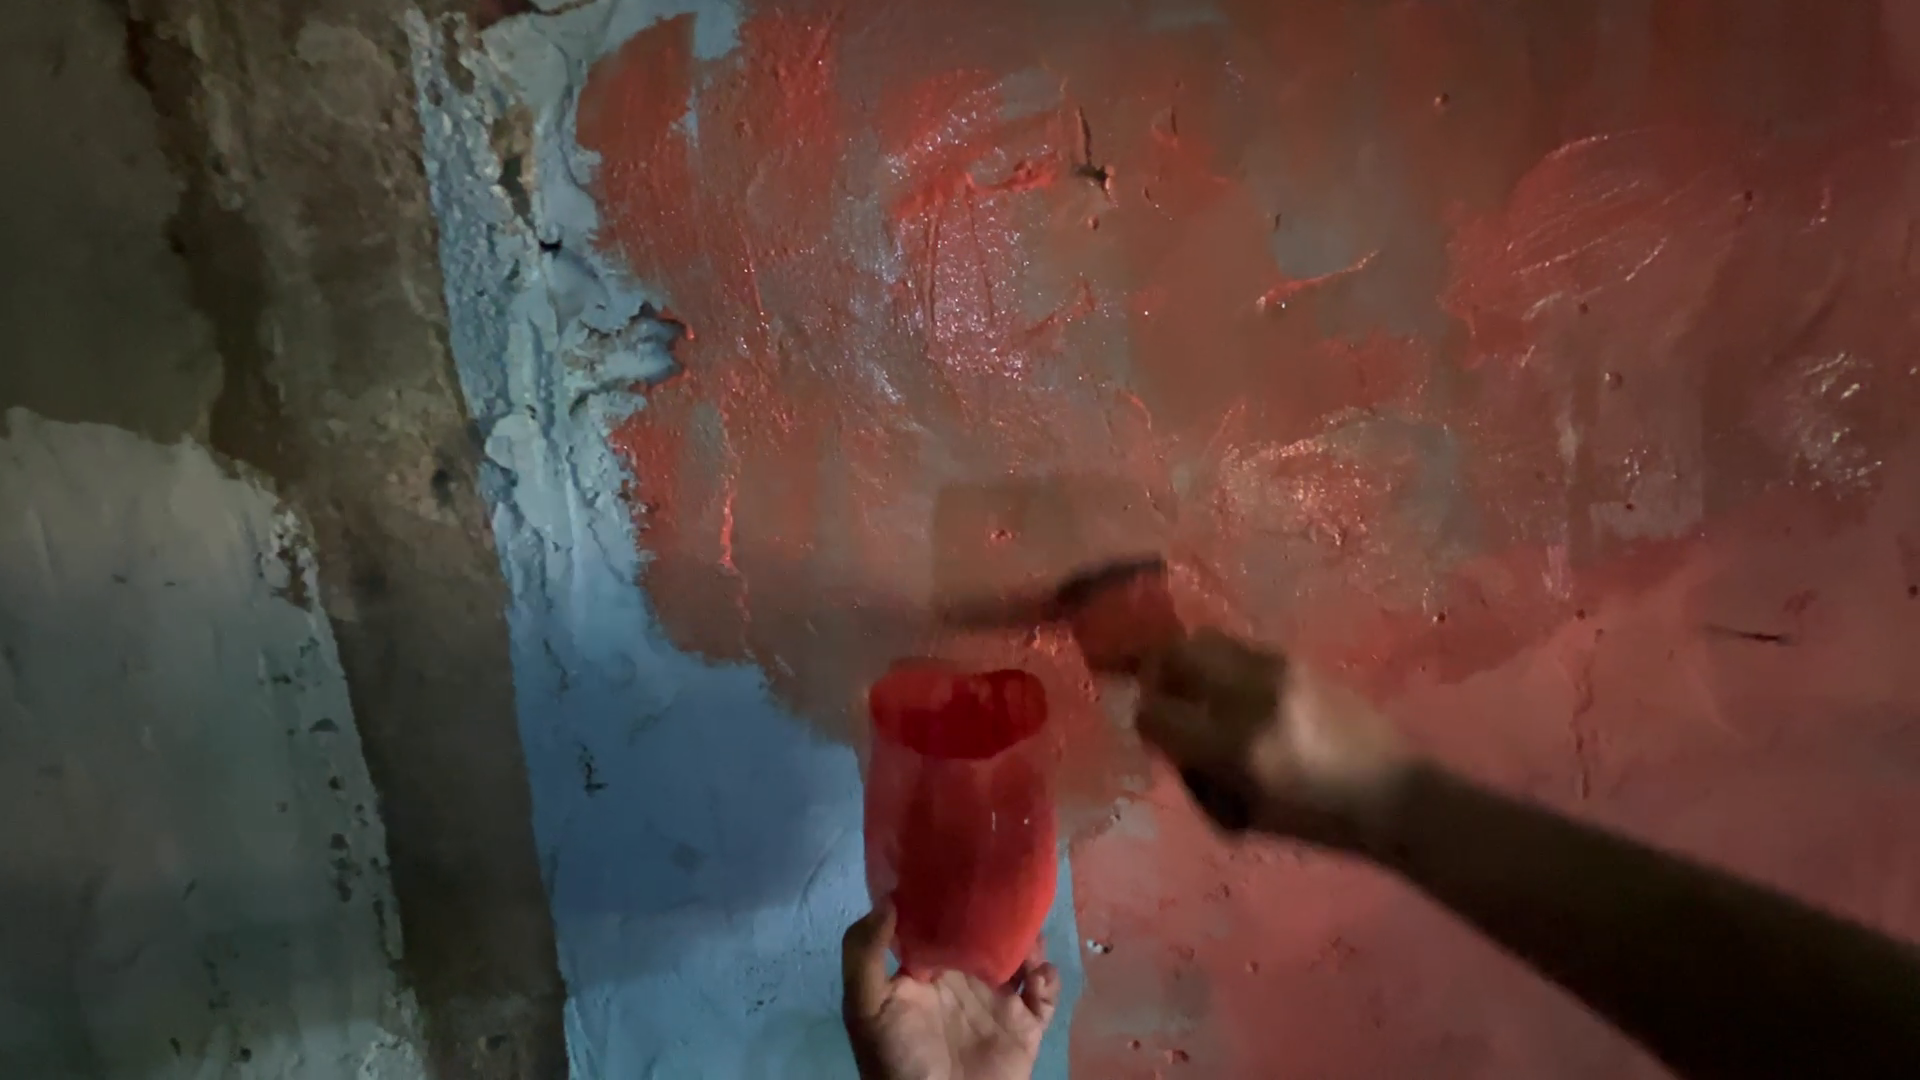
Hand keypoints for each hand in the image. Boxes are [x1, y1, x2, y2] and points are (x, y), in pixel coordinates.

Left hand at [841, 906, 1059, 1079]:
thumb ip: (864, 952)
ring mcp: (996, 1000)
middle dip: (1001, 907)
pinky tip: (1037, 976)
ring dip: (1030, 938)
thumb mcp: (864, 1007)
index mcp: (928, 967)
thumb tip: (887, 898)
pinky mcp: (1025, 1025)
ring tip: (1028, 938)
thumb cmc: (898, 1061)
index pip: (942, 917)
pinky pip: (1046, 991)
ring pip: (1022, 952)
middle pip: (989, 928)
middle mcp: (964, 976)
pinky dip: (1049, 977)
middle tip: (1009, 889)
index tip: (962, 860)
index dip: (951, 891)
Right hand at [1135, 629, 1414, 850]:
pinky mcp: (1295, 658)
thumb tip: (1164, 735)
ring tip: (1196, 686)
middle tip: (1163, 695)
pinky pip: (1236, 646)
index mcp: (1237, 747)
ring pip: (1201, 640)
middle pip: (1172, 655)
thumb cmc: (1318, 821)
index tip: (1153, 732)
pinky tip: (1234, 686)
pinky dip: (1220, 661)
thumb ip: (1195, 770)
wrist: (1397, 795)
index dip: (1145, 722)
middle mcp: (1250, 696)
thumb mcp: (1242, 813)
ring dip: (1187, 661)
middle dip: (1156, 675)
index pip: (1155, 712)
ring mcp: (1275, 669)